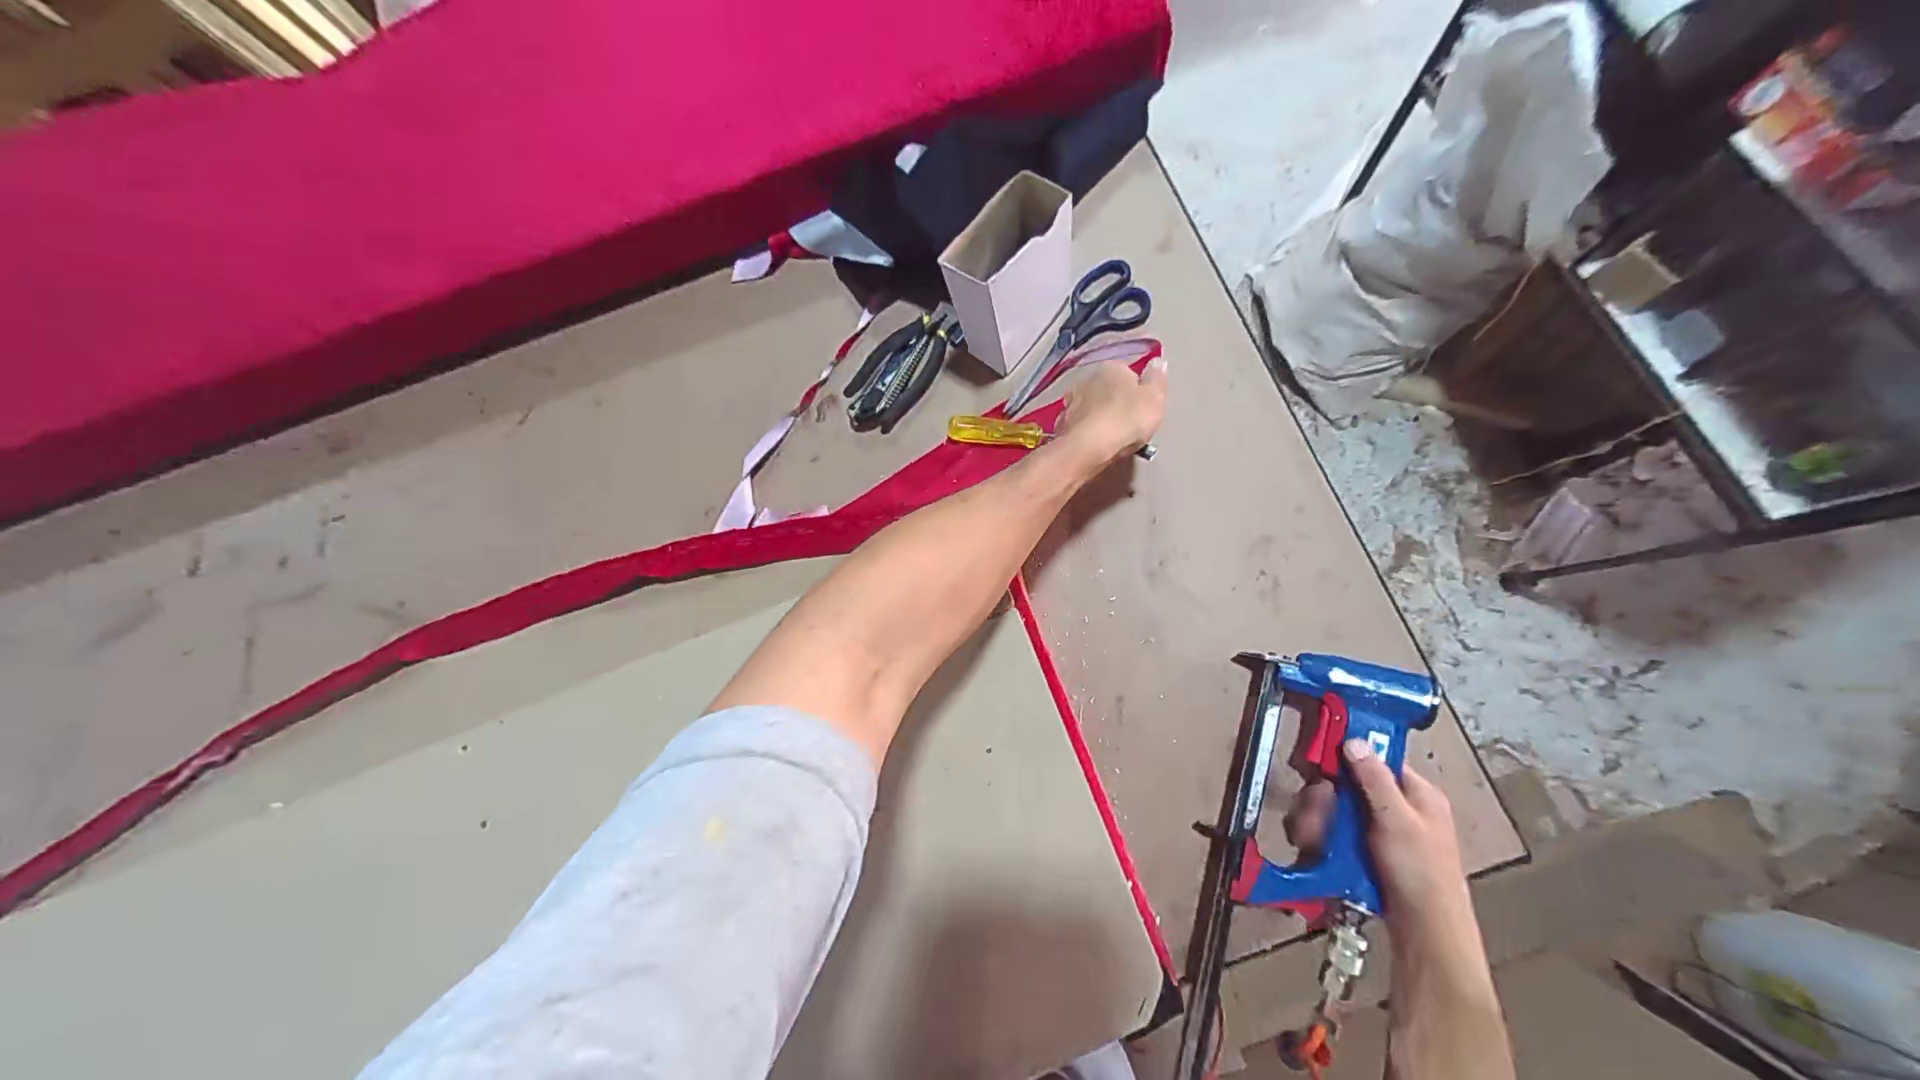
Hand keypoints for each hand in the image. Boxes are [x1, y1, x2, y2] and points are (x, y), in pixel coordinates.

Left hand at [1054, 356, 1167, 462]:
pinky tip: (1094, 445)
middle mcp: (1086, 380)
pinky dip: (1086, 433)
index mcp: (1111, 367)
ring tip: (1111, 438)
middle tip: (1128, 425)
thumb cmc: (1126, 419)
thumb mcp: (1155, 398)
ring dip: (1098, 418)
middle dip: (1115, 404)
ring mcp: (1069, 402)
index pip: (1128, 374)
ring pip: (1090, 408)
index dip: (1138, 392)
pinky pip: (1079, 427)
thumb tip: (1157, 362)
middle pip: (1106, 391)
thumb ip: (1157, 379)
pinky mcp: (1060, 425)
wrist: (1088, 448)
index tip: (1143, 409)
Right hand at [1284, 740, 1472, 937]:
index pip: (1377, 758)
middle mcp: (1396, 807)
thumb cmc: (1420, 873)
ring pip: (1334, 809)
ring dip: (1317, 821)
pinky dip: (1321, 839)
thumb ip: (1375, 780)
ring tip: (1313, 840)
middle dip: (1324, 799)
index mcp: (1417, 794)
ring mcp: (1378, 831)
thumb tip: (1354, 740)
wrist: (1424, 934)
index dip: (1347, 756)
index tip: (1318, 762)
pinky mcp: (1362, 852)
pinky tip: (1315, 850)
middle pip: (1346, 784)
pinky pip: (1333, 832)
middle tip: (1316, 813)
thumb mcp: (1399, 821)